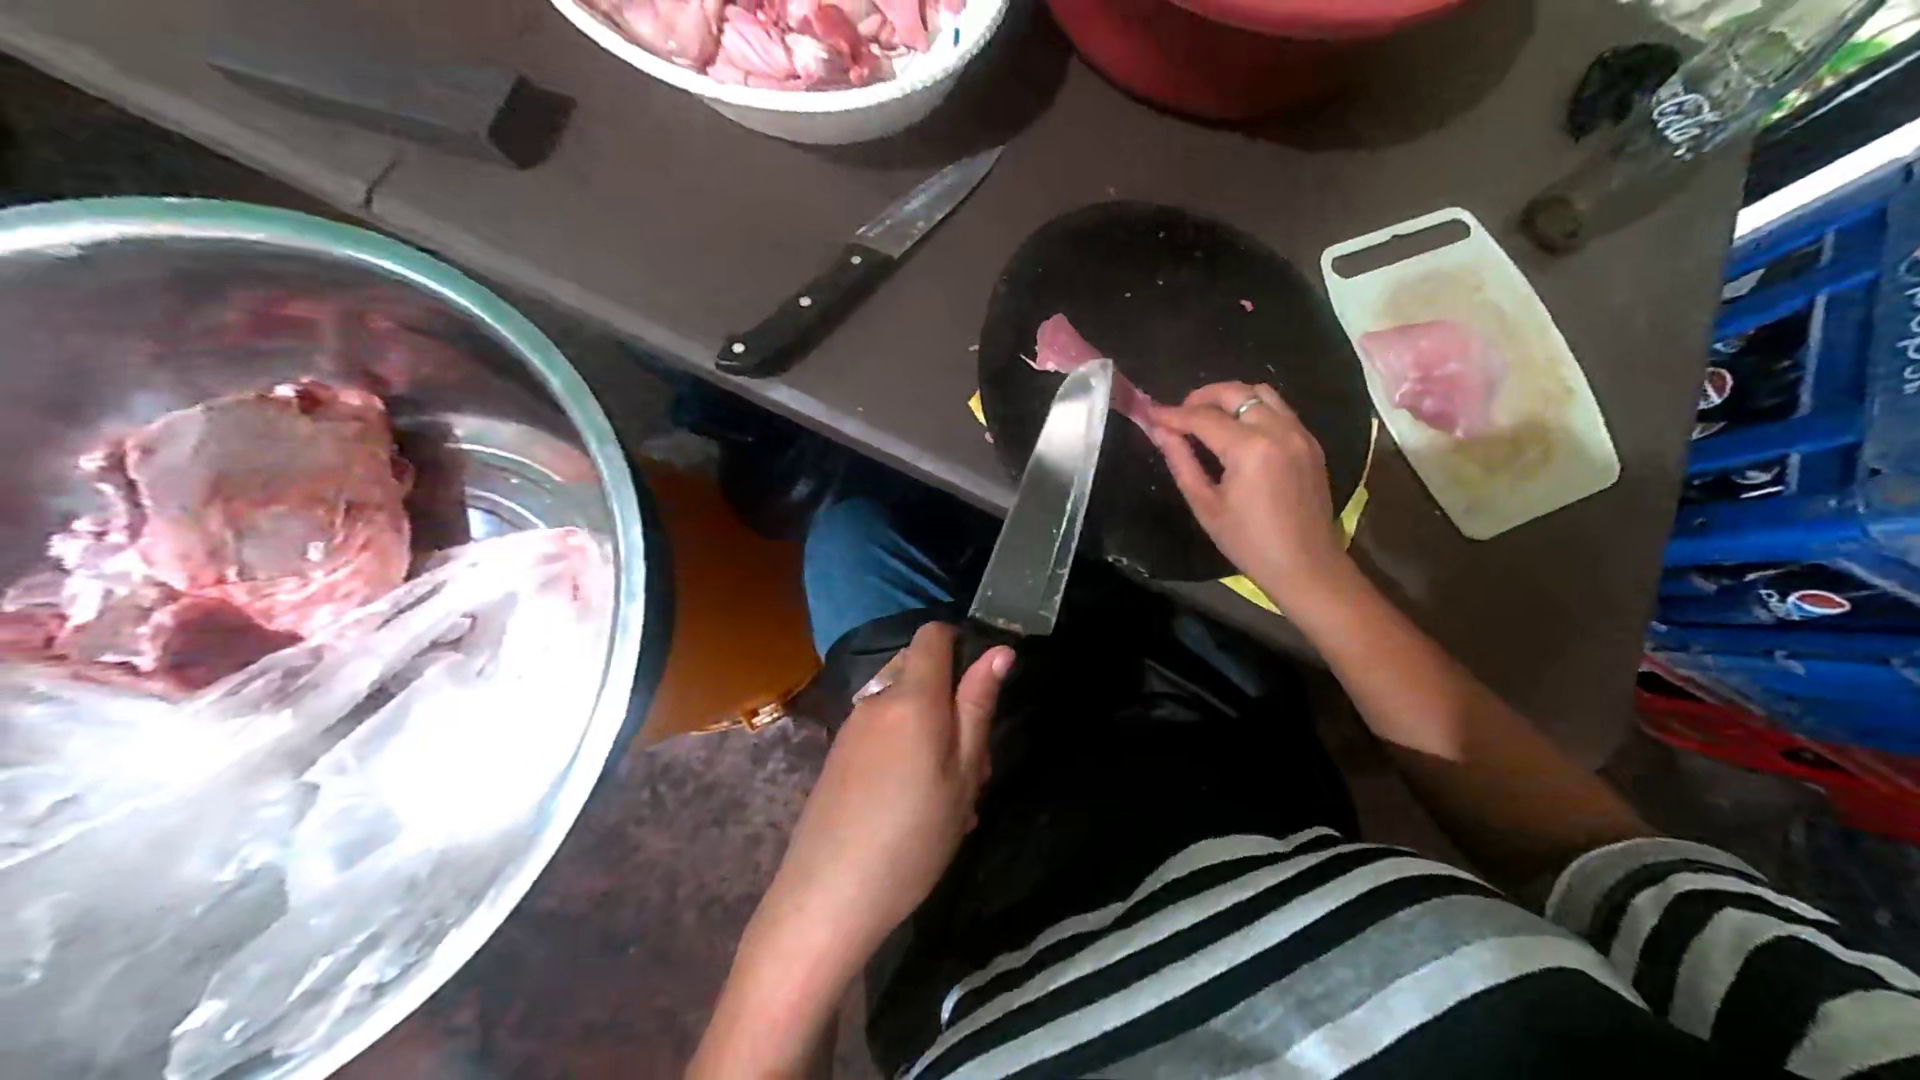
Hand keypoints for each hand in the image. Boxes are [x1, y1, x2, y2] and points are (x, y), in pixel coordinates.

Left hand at [761, 624, 1013, 963]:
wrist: (826, 898)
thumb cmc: (912, 837)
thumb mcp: (962, 774)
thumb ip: (977, 707)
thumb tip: (1000, 650)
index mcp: (911, 698)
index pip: (932, 636)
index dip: (961, 645)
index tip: (981, 689)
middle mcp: (875, 701)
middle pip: (922, 678)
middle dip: (953, 708)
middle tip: (975, 771)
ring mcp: (851, 729)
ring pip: (905, 712)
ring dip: (933, 738)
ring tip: (948, 802)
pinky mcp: (837, 757)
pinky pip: (883, 736)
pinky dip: (906, 755)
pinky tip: (913, 810)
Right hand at [1149, 382, 1350, 609]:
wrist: (1305, 565)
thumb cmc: (1248, 542)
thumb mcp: (1205, 505)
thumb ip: (1181, 462)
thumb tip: (1160, 432)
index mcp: (1250, 449)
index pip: (1203, 418)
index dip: (1172, 414)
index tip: (1150, 413)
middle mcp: (1278, 430)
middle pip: (1235, 392)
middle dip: (1201, 397)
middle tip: (1178, 414)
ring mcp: (1300, 433)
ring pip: (1261, 393)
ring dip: (1230, 398)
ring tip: (1208, 418)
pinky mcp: (1310, 442)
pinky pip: (1279, 410)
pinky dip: (1254, 409)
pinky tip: (1237, 431)